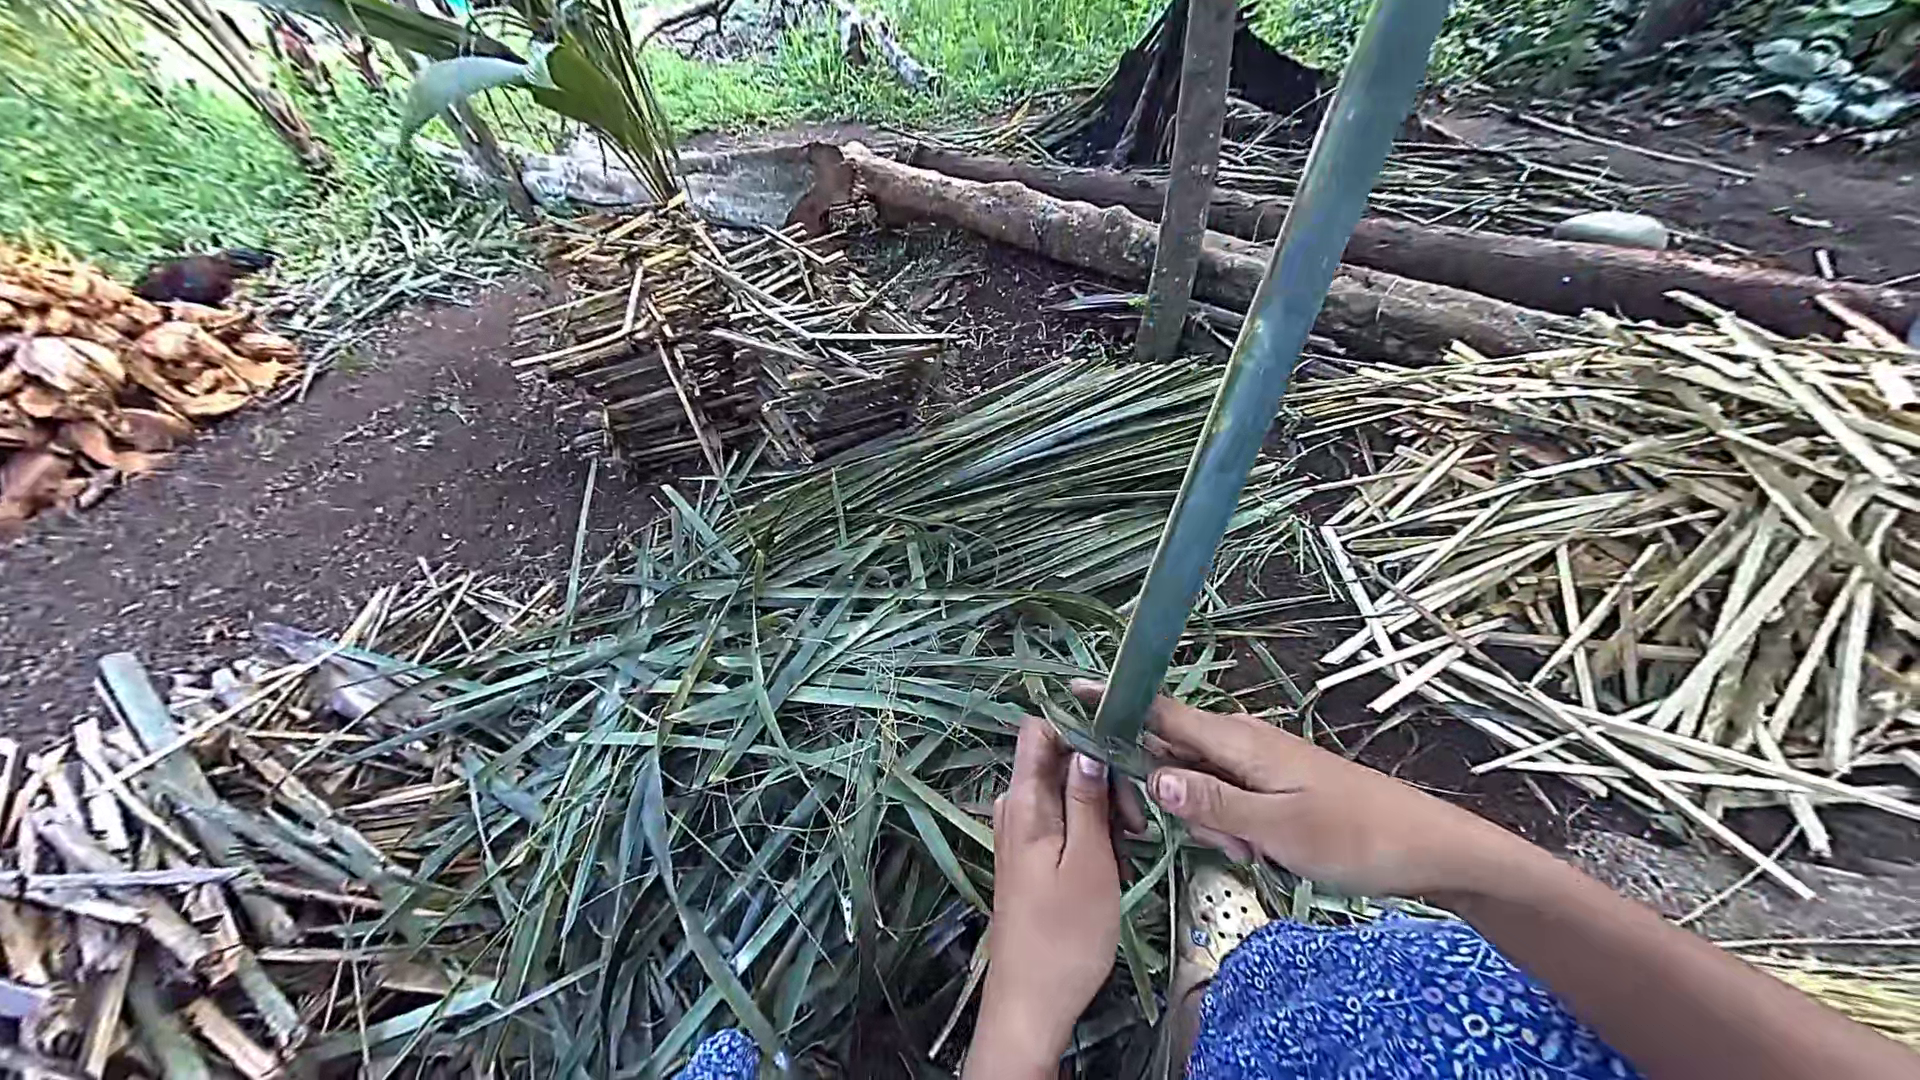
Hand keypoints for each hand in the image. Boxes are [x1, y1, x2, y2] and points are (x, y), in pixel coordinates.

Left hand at [963, 716, 1119, 1078]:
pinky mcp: (1033, 851)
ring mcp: (1023, 828)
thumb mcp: (1088, 862)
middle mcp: (1017, 805)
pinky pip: (1064, 820)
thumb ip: (1087, 799)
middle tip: (1135, 823)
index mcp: (1024, 799)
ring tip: (1128, 849)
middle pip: (1060, 761)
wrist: (1031, 1002)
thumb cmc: (1064, 935)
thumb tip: (1089, 747)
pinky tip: (1113, 862)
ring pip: (1068, 792)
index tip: (1120, 752)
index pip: (1039, 731)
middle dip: (1102, 779)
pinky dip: (1092, 831)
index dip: (1078, 731)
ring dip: (1102, 810)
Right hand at [1071, 680, 1537, 899]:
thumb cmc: (1355, 834)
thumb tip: (1149, 776)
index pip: (1160, 712)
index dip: (1115, 700)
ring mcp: (1252, 760)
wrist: (1429, 848)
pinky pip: (1222, 794)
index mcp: (1234, 739)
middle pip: (1171, 754)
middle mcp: (1236, 740)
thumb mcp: (1278, 828)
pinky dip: (1227, 823)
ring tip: (1253, 852)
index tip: (1072, 689)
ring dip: (1207, 818)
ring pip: (1197, 781)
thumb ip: (1211, 803)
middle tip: (1226, 843)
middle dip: (1176, 796)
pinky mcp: (1265, 780)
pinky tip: (1259, 850)